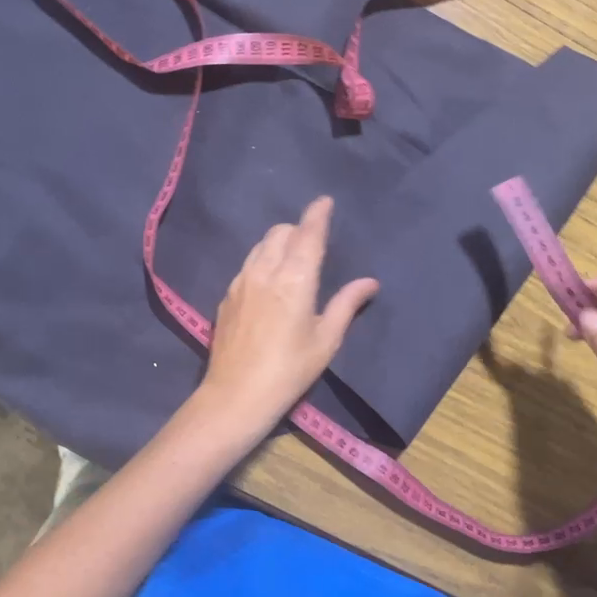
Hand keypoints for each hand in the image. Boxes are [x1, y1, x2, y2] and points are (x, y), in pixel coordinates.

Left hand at [198, 196, 378, 426]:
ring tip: (291, 259)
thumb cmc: (289, 370)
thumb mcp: (325, 340)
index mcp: (295, 279)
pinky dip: (262, 261)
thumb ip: (346, 304)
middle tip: (313, 241)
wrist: (236, 395)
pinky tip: (269, 282)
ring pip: (260, 246)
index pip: (308, 234)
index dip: (317, 215)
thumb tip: (369, 282)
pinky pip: (247, 265)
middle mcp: (264, 271)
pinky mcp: (227, 296)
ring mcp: (241, 282)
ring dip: (278, 243)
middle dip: (298, 230)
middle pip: (280, 233)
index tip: (324, 201)